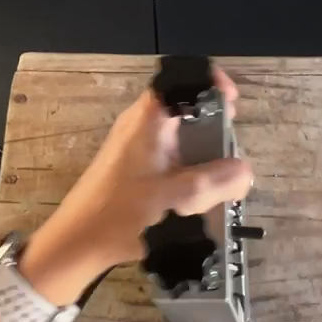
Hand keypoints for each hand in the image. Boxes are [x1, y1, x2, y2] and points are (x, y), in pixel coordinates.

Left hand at [21, 69, 253, 303]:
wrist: (75, 242)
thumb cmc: (119, 213)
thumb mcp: (173, 199)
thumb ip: (213, 183)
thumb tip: (246, 171)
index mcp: (149, 119)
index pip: (179, 79)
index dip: (208, 81)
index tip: (232, 102)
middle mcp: (141, 123)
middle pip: (183, 105)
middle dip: (212, 123)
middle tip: (231, 147)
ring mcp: (135, 144)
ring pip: (177, 132)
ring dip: (201, 149)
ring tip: (219, 176)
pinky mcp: (132, 165)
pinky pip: (168, 152)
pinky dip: (187, 164)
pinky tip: (197, 193)